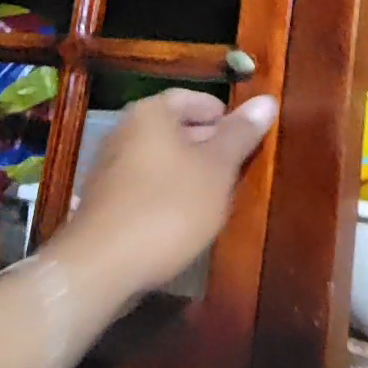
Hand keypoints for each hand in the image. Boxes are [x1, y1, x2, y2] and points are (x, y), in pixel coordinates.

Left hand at [53, 89, 276, 292]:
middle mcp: (123, 131)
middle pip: (174, 128)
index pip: (192, 98)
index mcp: (150, 113)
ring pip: (159, 159)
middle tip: (237, 166)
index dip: (222, 115)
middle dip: (206, 144)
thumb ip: (241, 134)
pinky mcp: (102, 203)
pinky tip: (184, 219)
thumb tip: (266, 100)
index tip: (245, 136)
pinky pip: (143, 186)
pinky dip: (166, 194)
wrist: (100, 268)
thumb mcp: (217, 170)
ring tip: (217, 195)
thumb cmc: (168, 207)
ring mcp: (108, 168)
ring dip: (187, 172)